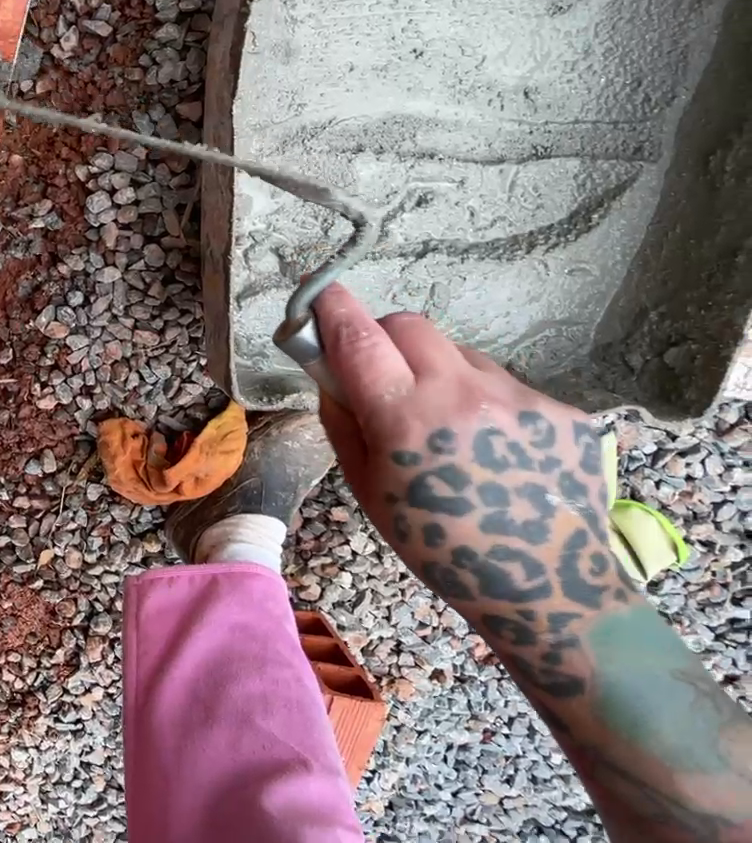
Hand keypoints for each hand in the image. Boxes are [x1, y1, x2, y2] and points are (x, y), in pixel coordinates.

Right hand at [310, 286, 633, 642]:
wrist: (545, 586)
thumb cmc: (431, 540)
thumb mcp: (363, 484)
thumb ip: (342, 418)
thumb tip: (330, 373)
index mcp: (404, 416)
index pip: (359, 335)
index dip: (331, 306)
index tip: (315, 288)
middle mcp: (462, 392)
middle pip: (409, 324)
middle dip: (380, 333)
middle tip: (374, 368)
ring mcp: (519, 398)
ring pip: (456, 350)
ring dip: (430, 366)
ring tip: (437, 419)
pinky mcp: (560, 410)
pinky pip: (500, 381)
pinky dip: (475, 396)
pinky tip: (484, 443)